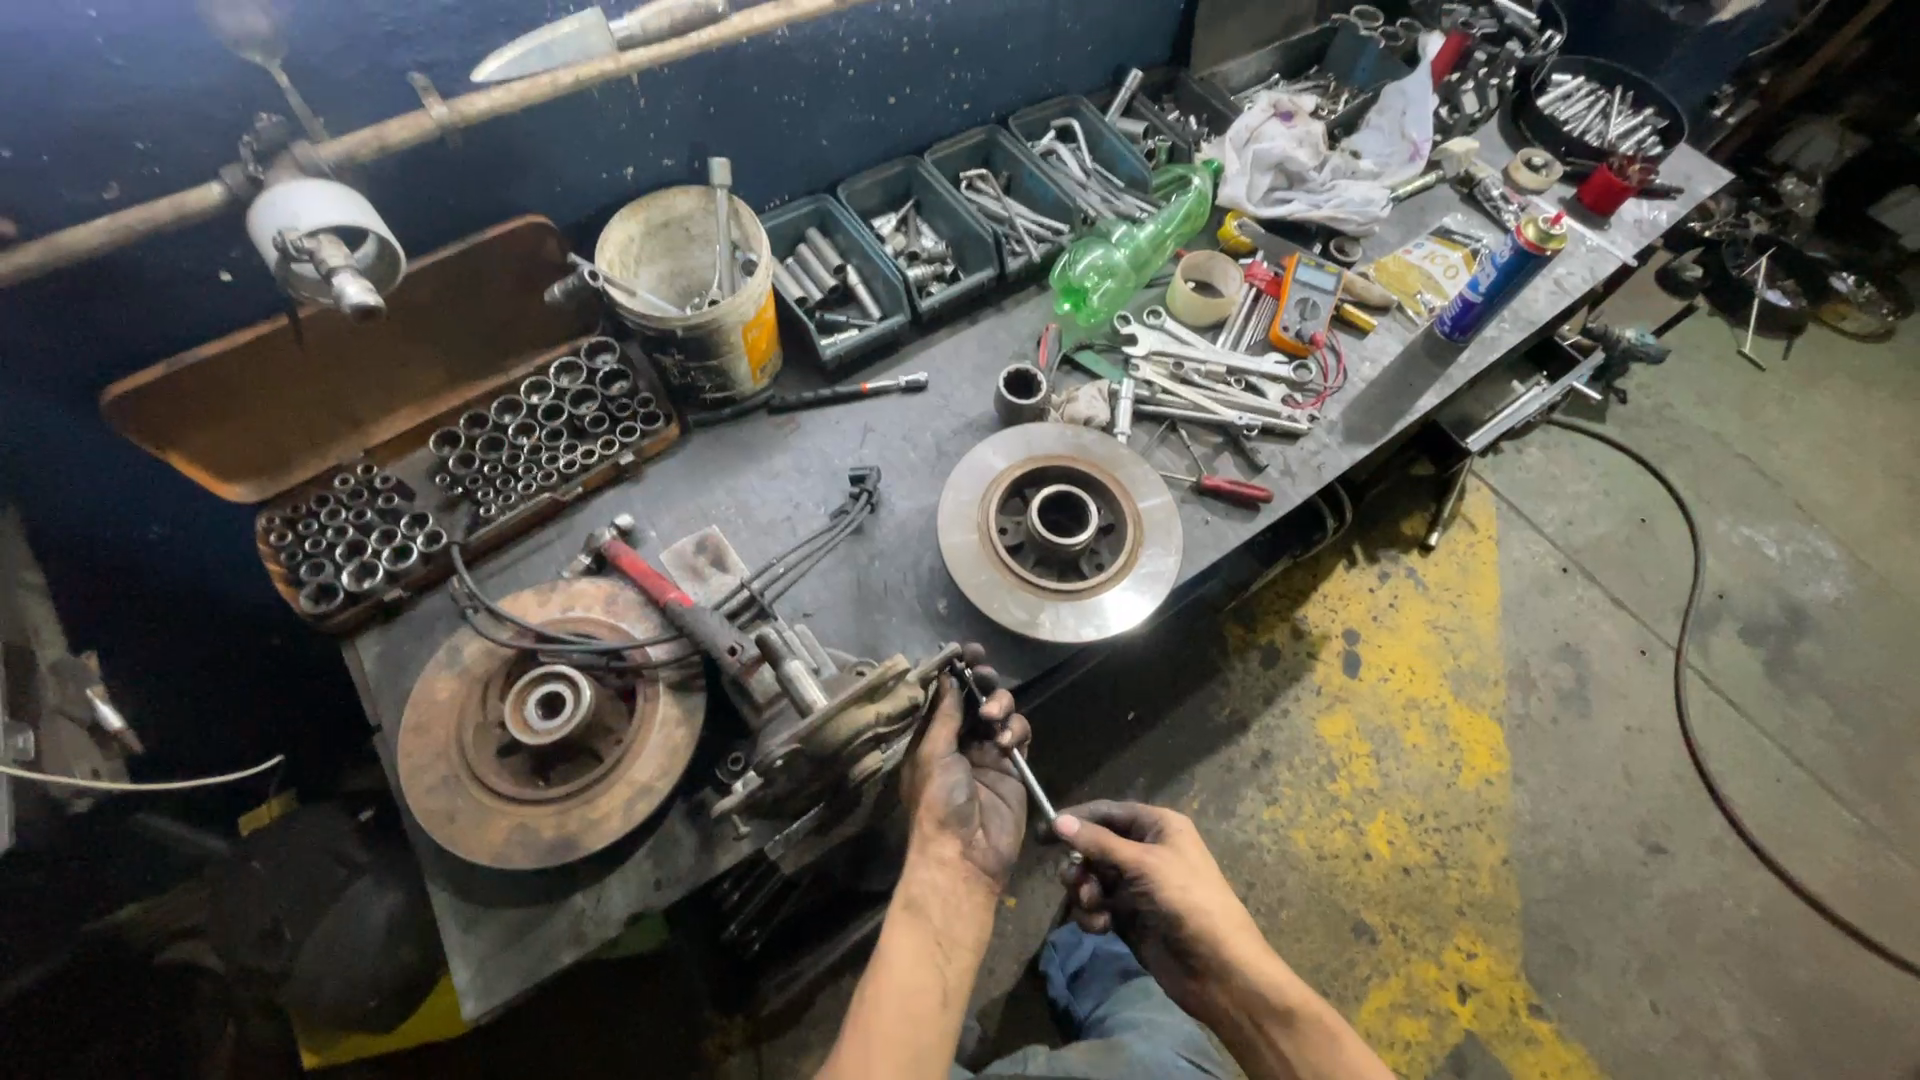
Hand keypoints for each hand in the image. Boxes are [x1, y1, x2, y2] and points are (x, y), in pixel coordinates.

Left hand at [899, 644, 1031, 893]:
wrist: (966, 855)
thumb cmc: (938, 803)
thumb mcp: (933, 754)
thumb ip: (944, 714)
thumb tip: (947, 678)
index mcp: (931, 739)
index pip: (944, 696)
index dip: (953, 672)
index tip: (964, 651)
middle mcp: (959, 741)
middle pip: (975, 698)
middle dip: (981, 681)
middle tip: (983, 670)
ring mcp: (987, 753)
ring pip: (1000, 711)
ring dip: (999, 704)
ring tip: (992, 716)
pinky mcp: (1013, 766)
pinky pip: (1018, 733)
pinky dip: (1014, 729)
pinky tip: (1005, 742)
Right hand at [1054, 801, 1276, 1025]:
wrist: (1219, 969)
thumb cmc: (1186, 901)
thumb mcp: (1142, 864)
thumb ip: (1098, 842)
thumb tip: (1057, 819)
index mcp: (1157, 826)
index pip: (1107, 812)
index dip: (1075, 819)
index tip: (1043, 834)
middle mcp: (1146, 850)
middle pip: (1095, 845)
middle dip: (1081, 863)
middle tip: (1073, 881)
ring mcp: (1138, 885)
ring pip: (1093, 877)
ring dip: (1085, 890)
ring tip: (1093, 906)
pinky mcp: (1130, 917)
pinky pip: (1098, 906)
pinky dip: (1092, 914)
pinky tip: (1101, 926)